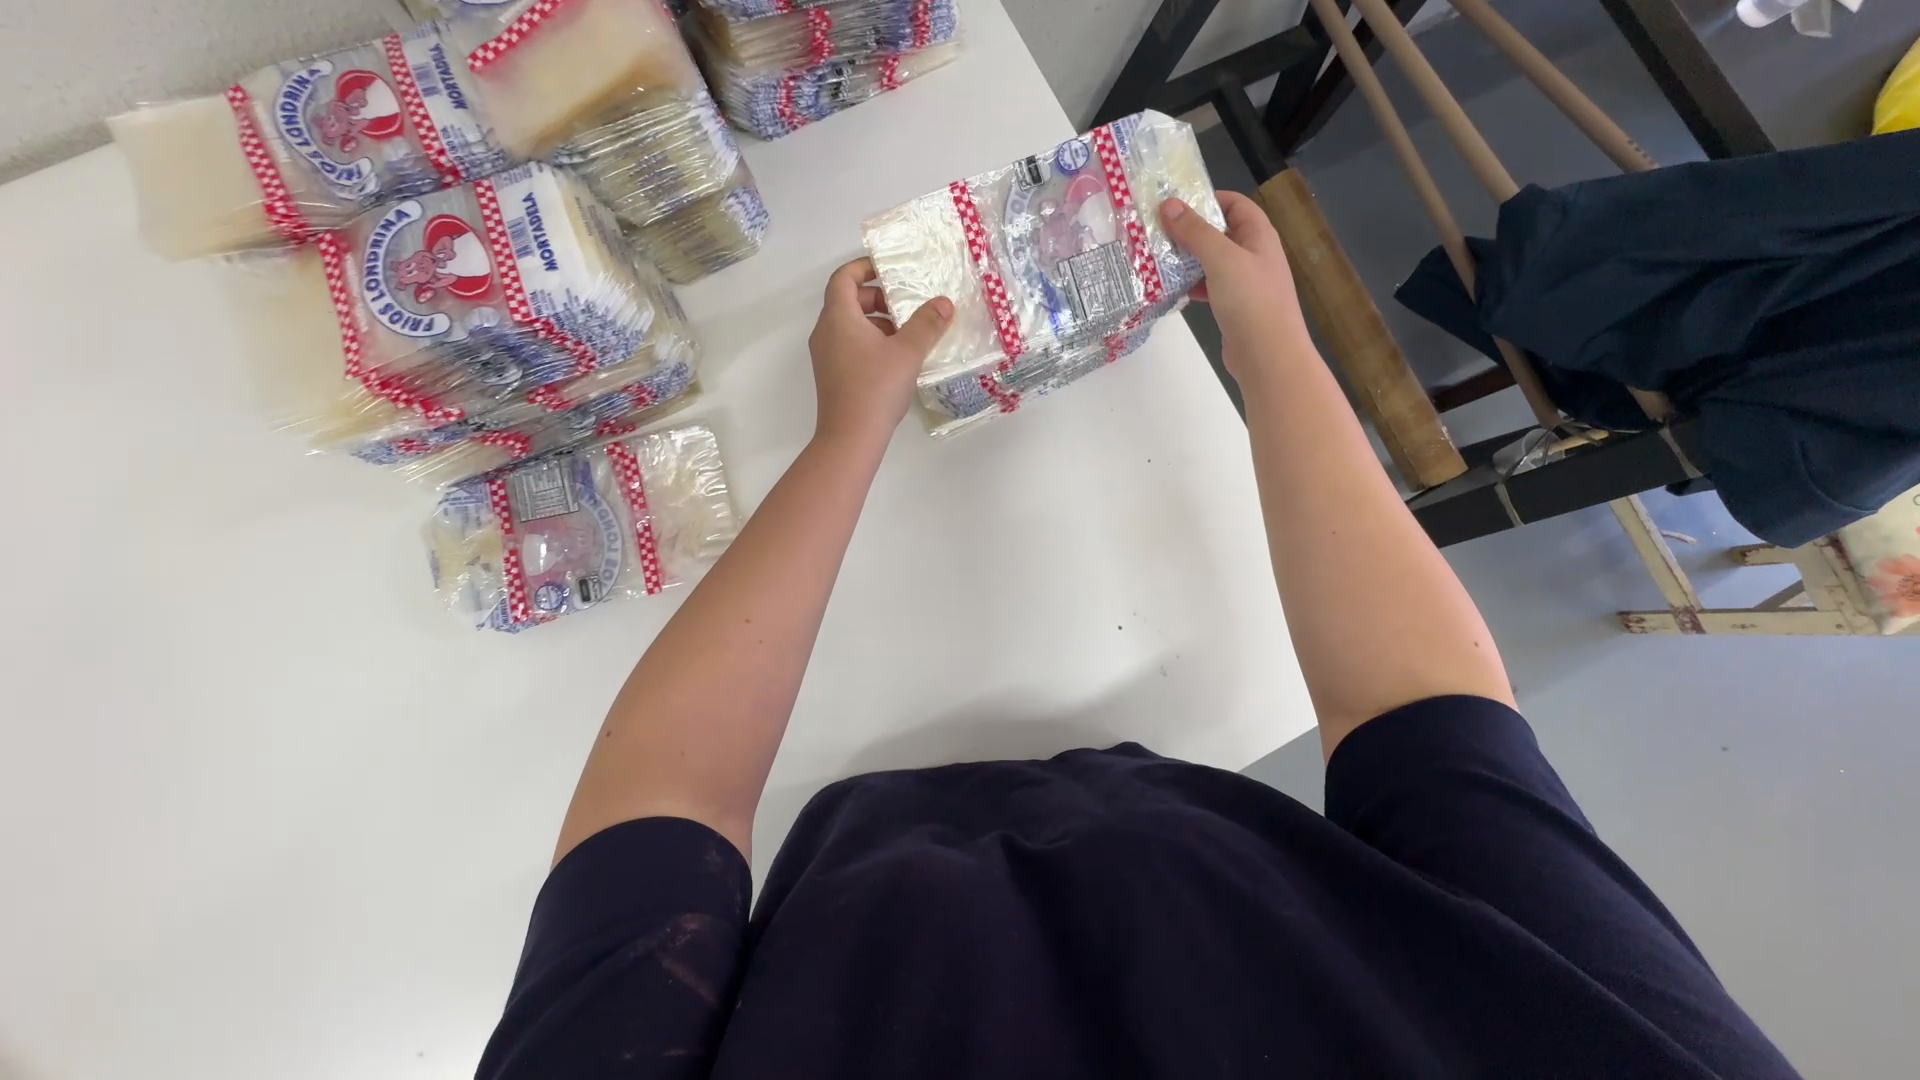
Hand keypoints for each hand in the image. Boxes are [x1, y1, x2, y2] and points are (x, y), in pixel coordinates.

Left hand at [808, 256, 952, 447]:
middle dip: (878, 297)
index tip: (889, 270)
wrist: (850, 437)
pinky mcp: (833, 376)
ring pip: (851, 326)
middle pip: (848, 300)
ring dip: (879, 323)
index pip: (843, 277)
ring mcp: (826, 356)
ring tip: (908, 334)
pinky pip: (851, 346)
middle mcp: (826, 332)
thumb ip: (927, 324)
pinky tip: (898, 360)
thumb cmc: (875, 387)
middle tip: (907, 306)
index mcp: (838, 317)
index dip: (864, 267)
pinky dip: (872, 343)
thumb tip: (944, 303)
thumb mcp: (908, 352)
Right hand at [1161, 192, 1311, 383]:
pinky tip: (1170, 288)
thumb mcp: (1222, 259)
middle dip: (1190, 231)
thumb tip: (1169, 204)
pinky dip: (1190, 285)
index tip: (1175, 203)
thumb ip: (1196, 231)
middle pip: (1219, 232)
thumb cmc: (1250, 300)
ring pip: (1211, 261)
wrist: (1267, 354)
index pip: (1235, 204)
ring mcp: (1244, 282)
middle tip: (1156, 231)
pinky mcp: (1233, 306)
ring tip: (1155, 258)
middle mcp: (1253, 254)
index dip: (1208, 198)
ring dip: (1186, 259)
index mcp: (1258, 236)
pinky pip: (1208, 286)